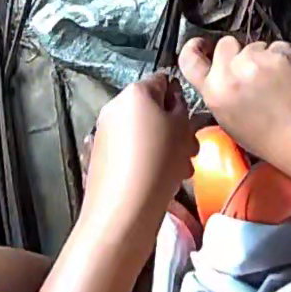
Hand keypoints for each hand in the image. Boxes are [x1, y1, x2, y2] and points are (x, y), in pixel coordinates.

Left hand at [84, 75, 196, 233]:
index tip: (190, 121)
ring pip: (143, 130)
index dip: (180, 98)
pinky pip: (130, 148)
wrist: (123, 210)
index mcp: (134, 91)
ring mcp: (105, 131)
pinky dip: (146, 157)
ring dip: (164, 145)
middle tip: (190, 150)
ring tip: (179, 170)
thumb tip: (173, 99)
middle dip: (174, 127)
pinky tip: (161, 179)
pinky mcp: (100, 155)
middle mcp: (114, 105)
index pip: (163, 81)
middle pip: (152, 108)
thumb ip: (181, 106)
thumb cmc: (158, 161)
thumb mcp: (182, 128)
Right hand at [178, 37, 290, 162]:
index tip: (202, 44)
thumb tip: (221, 72)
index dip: (194, 47)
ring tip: (276, 81)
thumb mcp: (229, 119)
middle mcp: (230, 73)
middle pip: (226, 43)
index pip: (190, 60)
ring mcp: (256, 60)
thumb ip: (219, 91)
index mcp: (214, 92)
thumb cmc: (268, 137)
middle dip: (238, 52)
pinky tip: (290, 77)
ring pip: (256, 45)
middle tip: (252, 70)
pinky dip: (284, 58)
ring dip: (264, 57)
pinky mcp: (279, 54)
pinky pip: (278, 47)